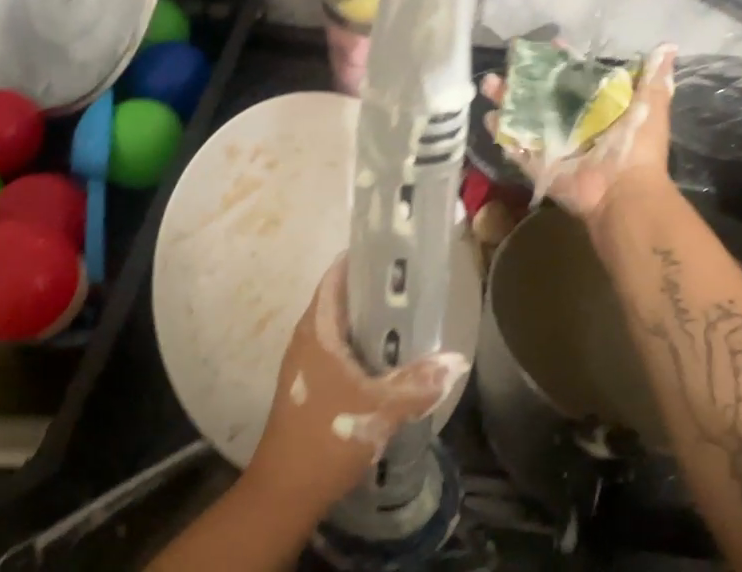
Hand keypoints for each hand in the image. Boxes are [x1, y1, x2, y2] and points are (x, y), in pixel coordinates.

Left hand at [244, 255, 468, 511]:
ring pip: (338, 329)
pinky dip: (360, 346)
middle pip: (338, 300)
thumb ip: (419, 384)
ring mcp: (304, 363)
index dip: (359, 259)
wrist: (284, 491)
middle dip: (371, 290)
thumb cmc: (327, 438)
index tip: (392, 250)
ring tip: (407, 316)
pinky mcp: (308, 386)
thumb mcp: (380, 410)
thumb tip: (456, 360)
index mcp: (316, 330)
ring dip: (367, 321)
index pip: (334, 278)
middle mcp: (306, 339)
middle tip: (411, 283)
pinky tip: (388, 360)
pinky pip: (336, 351)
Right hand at [480, 43, 676, 222]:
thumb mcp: (651, 107)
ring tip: (490, 84)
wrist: (624, 191)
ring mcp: (555, 145)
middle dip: (524, 80)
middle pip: (543, 97)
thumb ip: (655, 79)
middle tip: (509, 63)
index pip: (577, 80)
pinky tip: (489, 116)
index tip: (550, 46)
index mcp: (598, 110)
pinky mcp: (540, 165)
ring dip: (506, 101)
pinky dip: (502, 134)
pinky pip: (517, 148)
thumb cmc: (637, 147)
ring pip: (524, 118)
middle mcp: (574, 125)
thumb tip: (669, 46)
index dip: (563, 63)